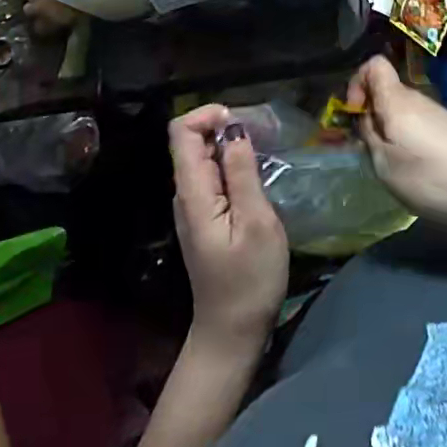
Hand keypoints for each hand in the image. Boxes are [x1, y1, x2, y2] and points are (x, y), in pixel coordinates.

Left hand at [168, 105, 288, 350]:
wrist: (232, 332)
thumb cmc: (249, 280)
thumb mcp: (256, 223)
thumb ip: (243, 173)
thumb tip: (234, 129)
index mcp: (192, 192)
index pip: (181, 132)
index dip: (207, 115)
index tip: (242, 121)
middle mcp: (185, 194)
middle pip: (192, 143)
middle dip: (224, 129)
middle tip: (264, 139)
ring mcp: (193, 208)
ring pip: (204, 161)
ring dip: (230, 149)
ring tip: (266, 156)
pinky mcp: (204, 219)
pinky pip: (213, 180)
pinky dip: (232, 169)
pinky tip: (256, 180)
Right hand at [346, 55, 446, 226]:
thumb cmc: (434, 176)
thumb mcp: (385, 164)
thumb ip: (368, 138)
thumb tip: (364, 121)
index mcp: (396, 100)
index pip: (372, 65)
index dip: (355, 83)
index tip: (354, 115)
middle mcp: (416, 100)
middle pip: (384, 92)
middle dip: (369, 116)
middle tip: (368, 149)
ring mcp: (436, 116)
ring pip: (400, 113)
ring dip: (389, 134)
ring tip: (392, 166)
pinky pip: (417, 127)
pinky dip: (409, 143)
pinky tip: (418, 171)